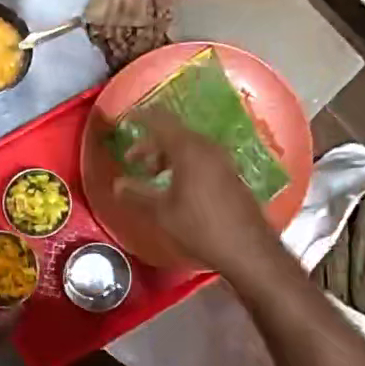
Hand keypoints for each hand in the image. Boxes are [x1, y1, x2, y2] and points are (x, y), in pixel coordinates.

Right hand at [113, 109, 278, 277]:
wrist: (247, 249)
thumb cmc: (199, 227)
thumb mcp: (161, 212)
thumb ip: (136, 194)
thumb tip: (117, 184)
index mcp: (189, 150)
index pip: (161, 121)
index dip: (142, 117)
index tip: (125, 118)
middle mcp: (208, 148)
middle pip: (174, 133)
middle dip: (151, 143)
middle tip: (132, 159)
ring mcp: (223, 161)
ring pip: (189, 146)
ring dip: (166, 155)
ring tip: (151, 175)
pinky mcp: (230, 175)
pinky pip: (201, 158)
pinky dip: (183, 163)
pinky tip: (175, 185)